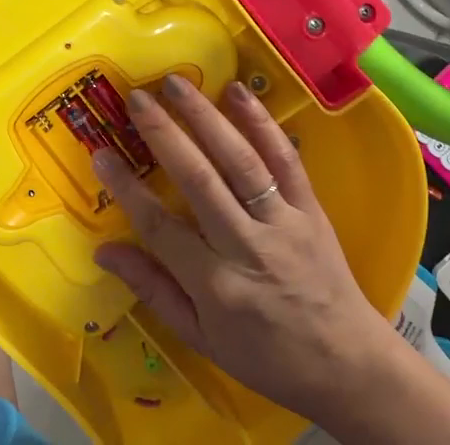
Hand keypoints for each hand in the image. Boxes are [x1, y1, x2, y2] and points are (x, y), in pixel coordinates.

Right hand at [91, 75, 394, 419]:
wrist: (348, 366)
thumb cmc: (266, 356)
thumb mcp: (202, 339)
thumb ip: (153, 290)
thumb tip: (104, 252)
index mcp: (217, 286)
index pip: (161, 227)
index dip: (127, 189)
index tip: (100, 154)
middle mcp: (248, 247)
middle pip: (199, 180)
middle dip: (164, 134)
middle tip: (135, 98)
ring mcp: (284, 223)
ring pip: (241, 162)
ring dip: (206, 117)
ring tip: (175, 84)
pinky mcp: (312, 209)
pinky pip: (286, 160)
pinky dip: (263, 123)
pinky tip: (237, 92)